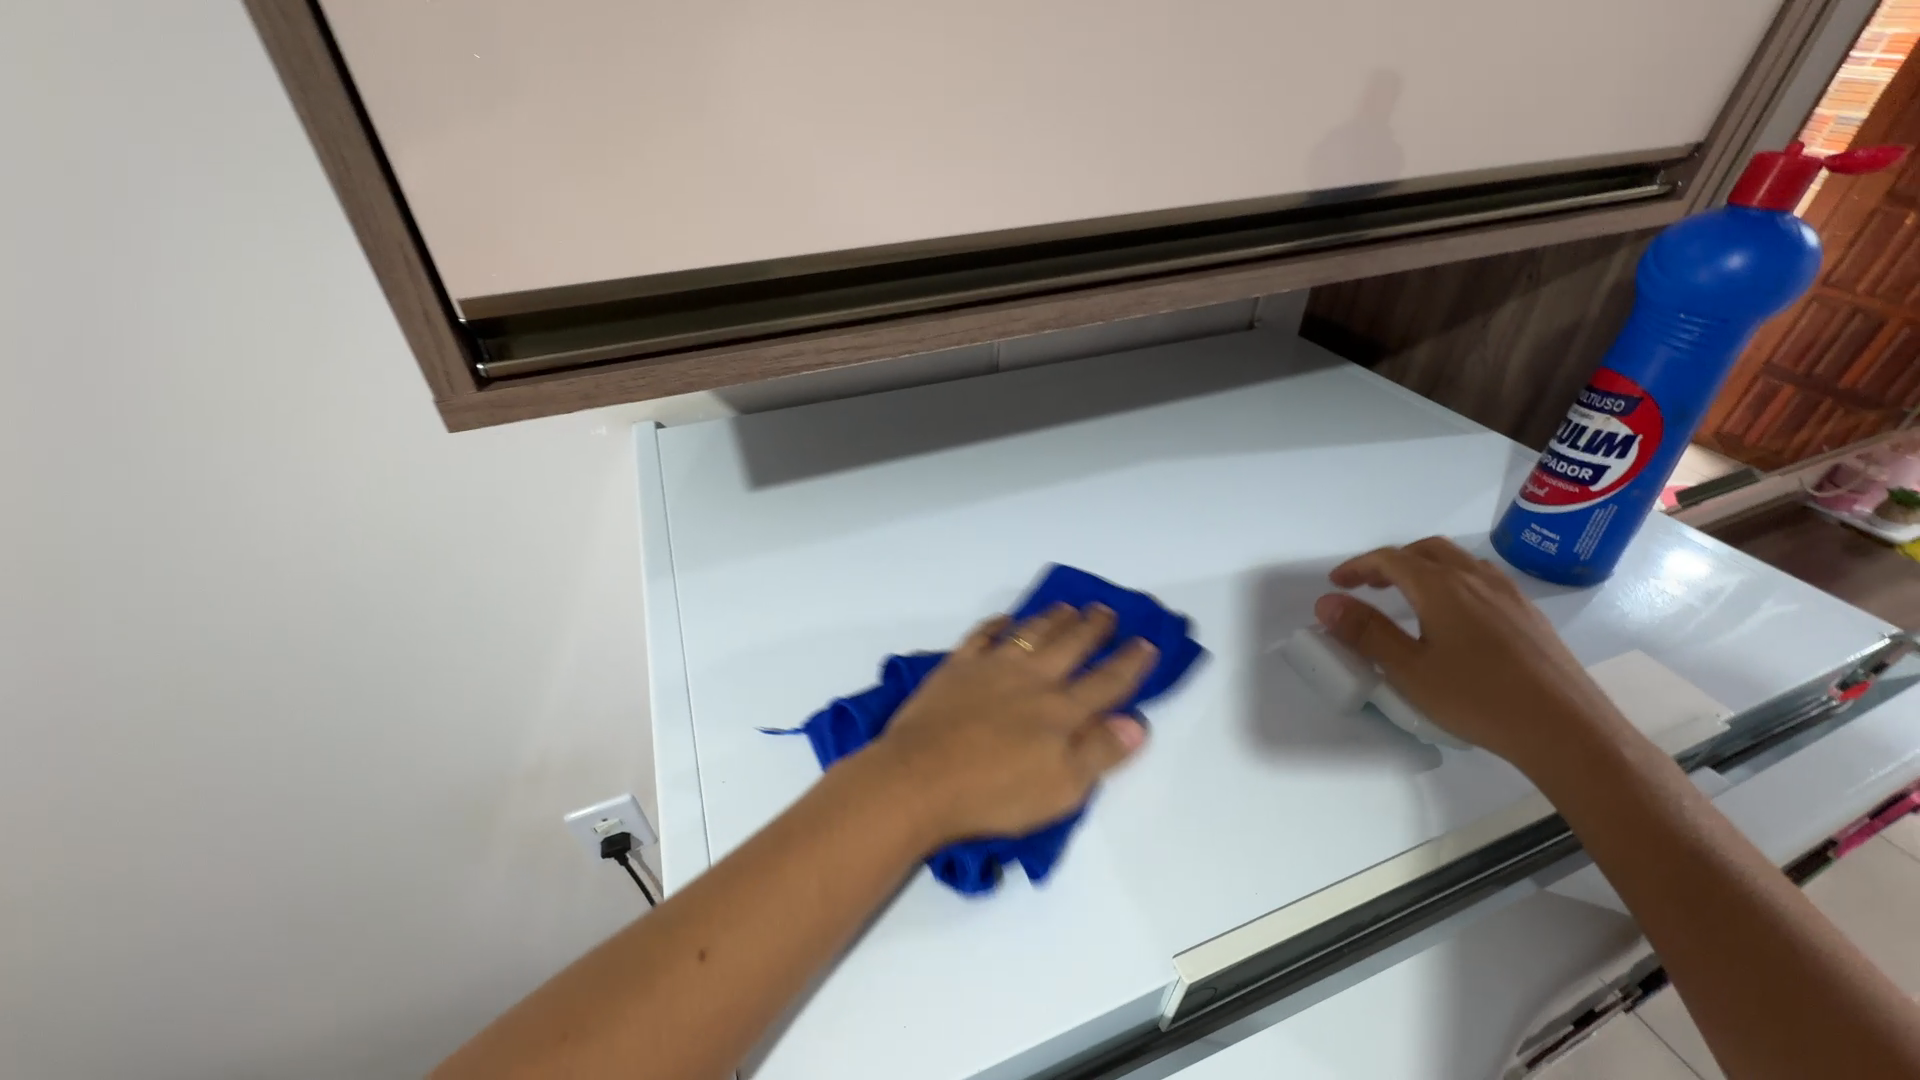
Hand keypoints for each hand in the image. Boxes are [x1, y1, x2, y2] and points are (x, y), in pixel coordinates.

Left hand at [860, 604, 1157, 848]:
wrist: (918, 781)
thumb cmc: (994, 795)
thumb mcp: (1061, 789)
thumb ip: (1100, 752)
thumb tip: (1137, 722)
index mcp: (1062, 712)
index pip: (1106, 682)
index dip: (1129, 663)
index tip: (1146, 643)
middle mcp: (1032, 680)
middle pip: (1070, 646)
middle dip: (1093, 628)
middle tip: (1107, 610)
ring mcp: (991, 669)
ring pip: (1030, 633)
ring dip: (1052, 619)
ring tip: (1067, 608)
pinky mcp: (955, 669)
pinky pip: (982, 636)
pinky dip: (997, 625)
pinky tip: (1004, 622)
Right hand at [1313, 537, 1634, 768]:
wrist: (1567, 729)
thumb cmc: (1479, 699)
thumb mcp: (1409, 670)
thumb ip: (1366, 633)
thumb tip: (1327, 603)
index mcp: (1442, 588)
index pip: (1391, 560)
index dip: (1358, 567)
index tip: (1336, 584)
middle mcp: (1477, 580)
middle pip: (1427, 551)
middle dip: (1392, 562)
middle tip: (1368, 586)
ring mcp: (1509, 595)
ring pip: (1459, 562)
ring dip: (1425, 568)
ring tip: (1408, 597)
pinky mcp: (1529, 615)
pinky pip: (1482, 580)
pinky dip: (1454, 582)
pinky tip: (1454, 617)